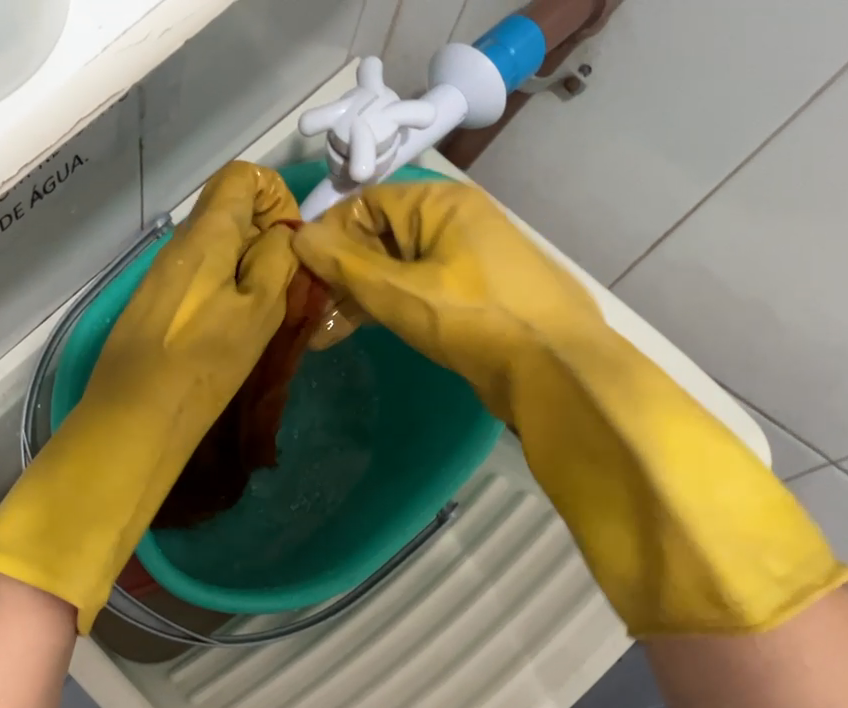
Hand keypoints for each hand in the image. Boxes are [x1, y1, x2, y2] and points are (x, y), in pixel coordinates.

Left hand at [0, 162, 300, 632]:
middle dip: (264, 244)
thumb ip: (276, 260)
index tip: (292, 245)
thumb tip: (281, 234)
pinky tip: (226, 341)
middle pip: (228, 217)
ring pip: (212, 257)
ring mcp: (158, 282)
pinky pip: (194, 288)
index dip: (277, 198)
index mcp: (204, 233)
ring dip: (243, 276)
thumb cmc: (202, 366)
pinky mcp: (148, 315)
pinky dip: (218, 300)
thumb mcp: (259, 310)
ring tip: (261, 323)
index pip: (244, 176)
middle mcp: (175, 248)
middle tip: (286, 292)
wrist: (132, 422)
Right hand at [291, 179, 599, 425]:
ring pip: (393, 266)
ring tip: (323, 334)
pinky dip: (384, 306)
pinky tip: (355, 332)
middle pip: (377, 234)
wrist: (552, 366)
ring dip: (356, 296)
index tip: (301, 275)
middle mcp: (452, 220)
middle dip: (338, 272)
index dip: (328, 235)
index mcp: (439, 203)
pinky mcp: (468, 291)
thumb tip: (296, 234)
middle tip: (308, 312)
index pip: (364, 201)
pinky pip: (413, 287)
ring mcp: (463, 256)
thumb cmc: (471, 319)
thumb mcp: (397, 290)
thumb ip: (342, 263)